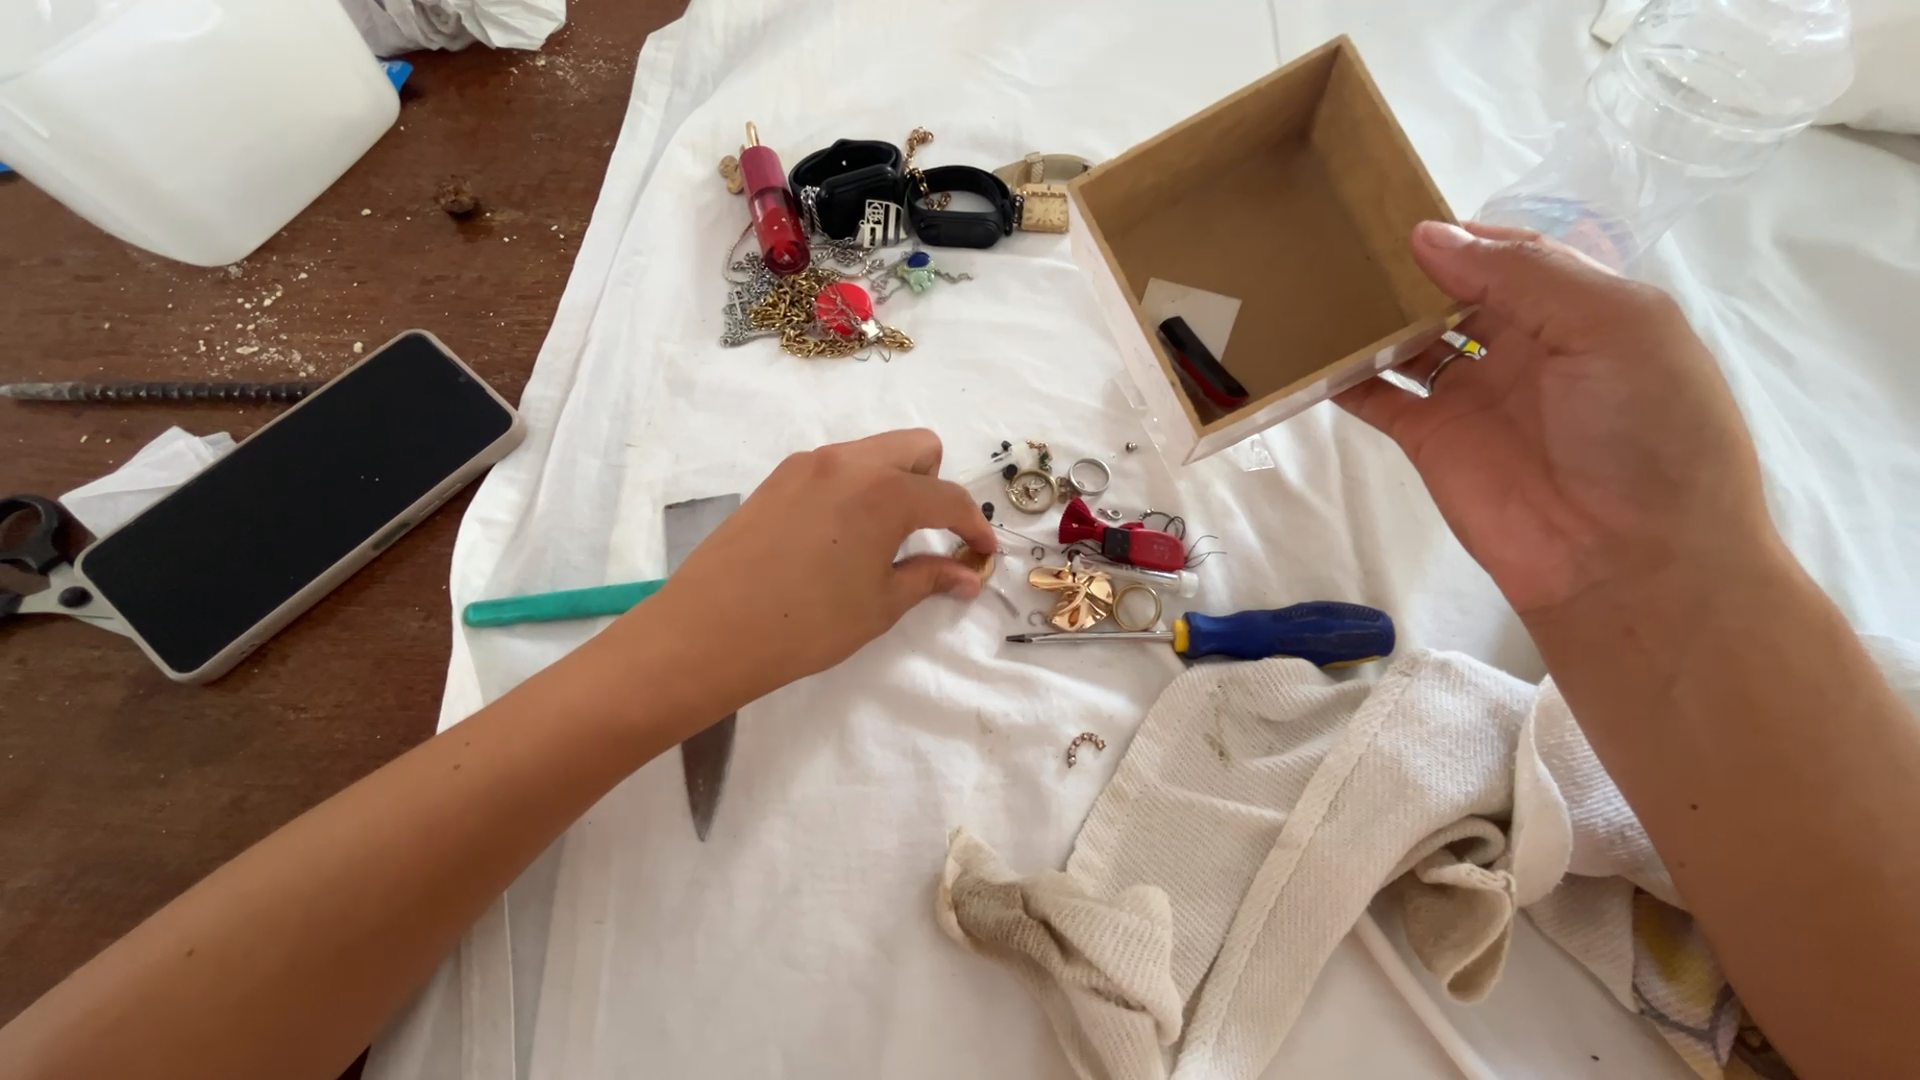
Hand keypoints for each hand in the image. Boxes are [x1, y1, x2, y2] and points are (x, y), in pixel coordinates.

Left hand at [625, 429, 995, 717]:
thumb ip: (930, 578)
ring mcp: (808, 464)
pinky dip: (856, 488)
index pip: (948, 498)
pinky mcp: (777, 477)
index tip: (984, 553)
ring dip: (895, 483)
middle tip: (926, 534)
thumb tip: (969, 576)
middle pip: (917, 447)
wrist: (709, 630)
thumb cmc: (806, 625)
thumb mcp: (879, 605)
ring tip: (881, 539)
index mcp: (885, 491)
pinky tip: (839, 536)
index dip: (974, 527)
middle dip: (935, 485)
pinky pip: (836, 466)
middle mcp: (849, 462)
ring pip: (874, 451)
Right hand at [1339, 221, 1776, 617]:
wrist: (1621, 556)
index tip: (1399, 218)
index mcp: (1578, 310)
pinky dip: (1343, 378)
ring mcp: (1466, 394)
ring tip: (1322, 291)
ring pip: (1407, 341)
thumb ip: (1521, 277)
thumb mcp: (1613, 327)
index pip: (1509, 256)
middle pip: (1450, 294)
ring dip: (1371, 320)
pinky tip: (1311, 357)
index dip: (1463, 235)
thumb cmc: (1644, 430)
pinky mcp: (1425, 438)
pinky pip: (1375, 398)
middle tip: (1347, 248)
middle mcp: (1518, 346)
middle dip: (1408, 273)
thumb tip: (1424, 236)